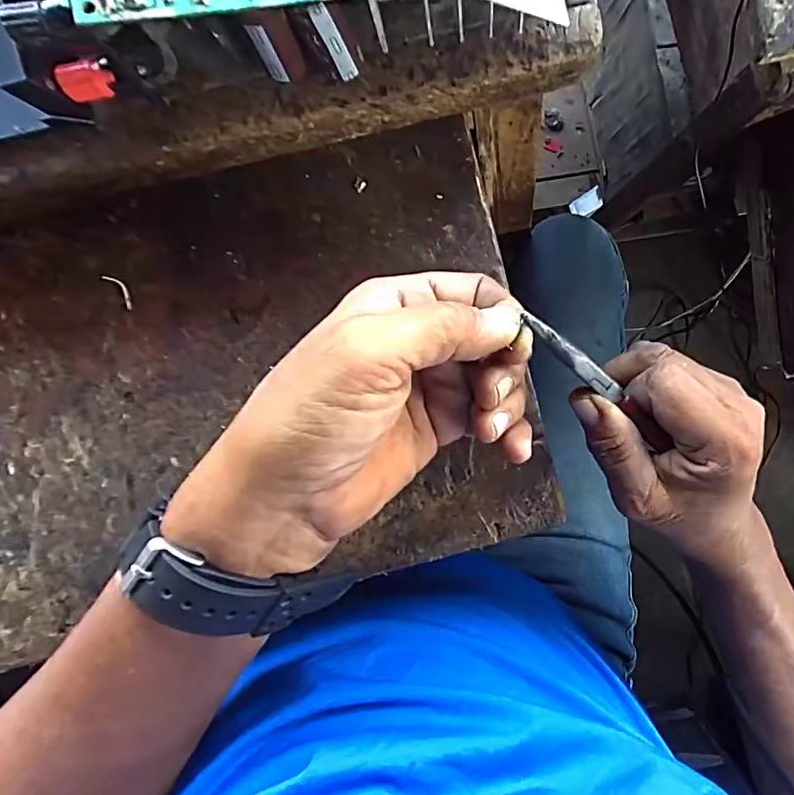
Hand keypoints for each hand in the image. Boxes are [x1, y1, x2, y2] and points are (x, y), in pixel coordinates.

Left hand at [162, 273, 532, 578]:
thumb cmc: (304, 422)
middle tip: (492, 396)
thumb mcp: (370, 355)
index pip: (472, 292)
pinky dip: (509, 429)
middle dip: (507, 365)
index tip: (512, 348)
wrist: (280, 502)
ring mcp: (429, 385)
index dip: (502, 317)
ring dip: (509, 402)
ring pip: (497, 377)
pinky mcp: (438, 425)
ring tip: (492, 429)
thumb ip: (444, 326)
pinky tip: (509, 447)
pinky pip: (490, 416)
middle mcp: (416, 341)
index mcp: (395, 306)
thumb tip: (507, 320)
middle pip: (492, 337)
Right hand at [571, 342, 765, 564]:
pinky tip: (661, 420)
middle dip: (632, 386)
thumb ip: (613, 448)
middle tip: (632, 428)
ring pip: (668, 359)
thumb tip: (587, 400)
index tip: (621, 425)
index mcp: (724, 436)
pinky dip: (658, 387)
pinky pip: (677, 366)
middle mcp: (738, 407)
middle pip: (664, 361)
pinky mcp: (727, 387)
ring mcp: (736, 393)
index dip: (628, 394)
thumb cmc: (685, 516)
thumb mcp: (638, 497)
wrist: (719, 523)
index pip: (662, 377)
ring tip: (649, 428)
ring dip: (644, 386)